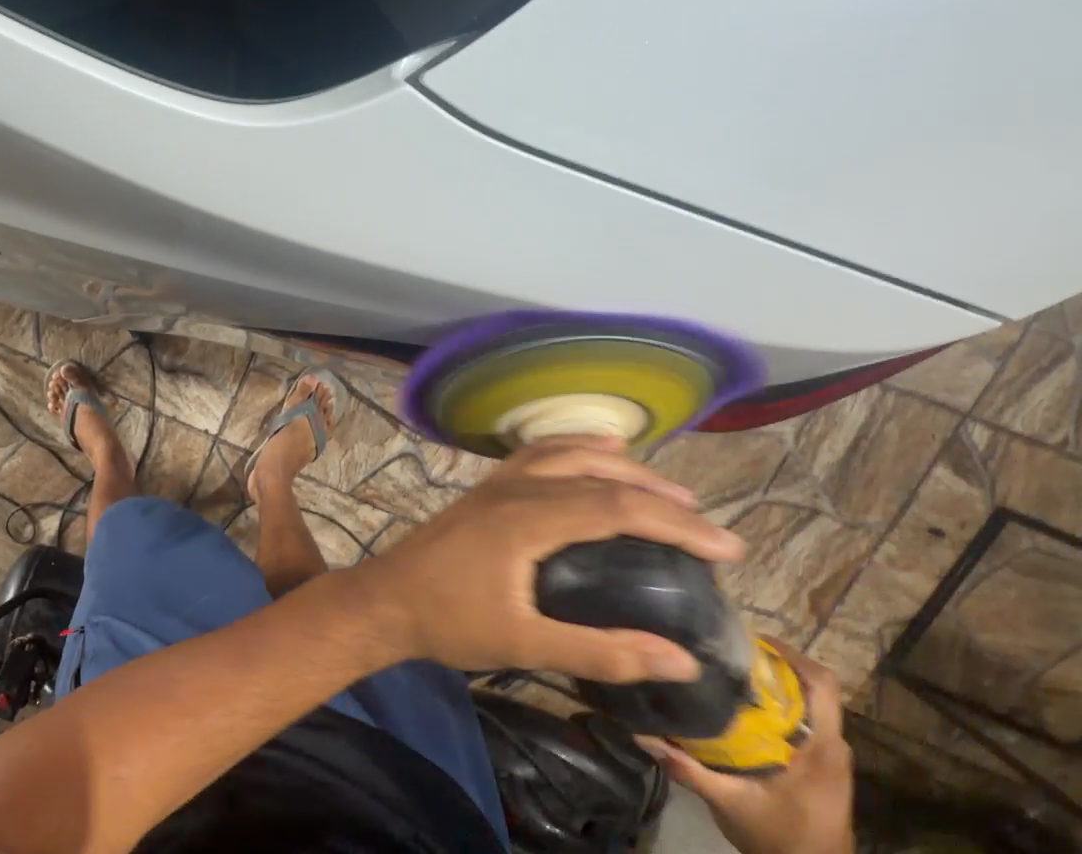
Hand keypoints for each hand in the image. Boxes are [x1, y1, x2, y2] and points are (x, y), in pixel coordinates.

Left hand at [351, 436, 744, 681]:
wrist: (382, 602)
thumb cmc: (448, 623)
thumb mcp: (525, 645)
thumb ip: (601, 652)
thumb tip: (681, 661)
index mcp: (528, 520)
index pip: (619, 508)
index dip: (678, 524)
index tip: (729, 549)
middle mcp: (514, 490)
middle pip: (599, 475)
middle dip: (659, 494)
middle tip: (705, 521)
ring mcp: (494, 486)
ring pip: (565, 456)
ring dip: (618, 465)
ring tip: (663, 484)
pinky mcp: (482, 492)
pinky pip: (536, 456)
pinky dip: (572, 451)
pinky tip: (589, 456)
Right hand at [636, 641, 854, 853]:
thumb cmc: (780, 839)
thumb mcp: (729, 804)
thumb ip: (689, 769)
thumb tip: (641, 735)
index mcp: (820, 748)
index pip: (822, 685)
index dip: (791, 655)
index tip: (745, 639)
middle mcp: (833, 745)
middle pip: (812, 688)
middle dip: (772, 665)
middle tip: (722, 653)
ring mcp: (830, 756)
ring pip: (808, 704)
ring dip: (773, 685)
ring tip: (724, 674)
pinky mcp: (822, 765)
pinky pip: (804, 720)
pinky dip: (776, 706)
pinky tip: (738, 709)